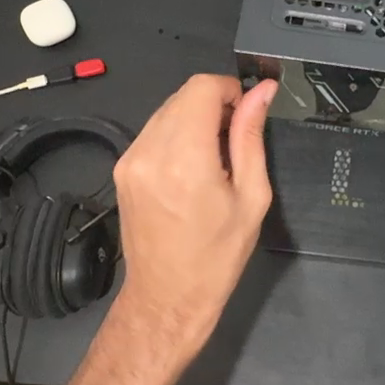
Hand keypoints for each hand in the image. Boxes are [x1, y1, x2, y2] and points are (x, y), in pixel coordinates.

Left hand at [110, 75, 277, 354]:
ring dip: (195, 118)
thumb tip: (262, 93)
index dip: (230, 90)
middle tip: (235, 140)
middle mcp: (150, 151)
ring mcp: (129, 159)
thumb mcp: (251, 196)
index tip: (246, 113)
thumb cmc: (218, 254)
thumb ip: (251, 137)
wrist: (167, 296)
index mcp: (186, 159)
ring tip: (215, 157)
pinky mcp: (122, 169)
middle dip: (214, 104)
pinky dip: (177, 135)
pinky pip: (153, 131)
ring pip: (166, 110)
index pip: (202, 88)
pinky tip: (192, 166)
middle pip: (183, 95)